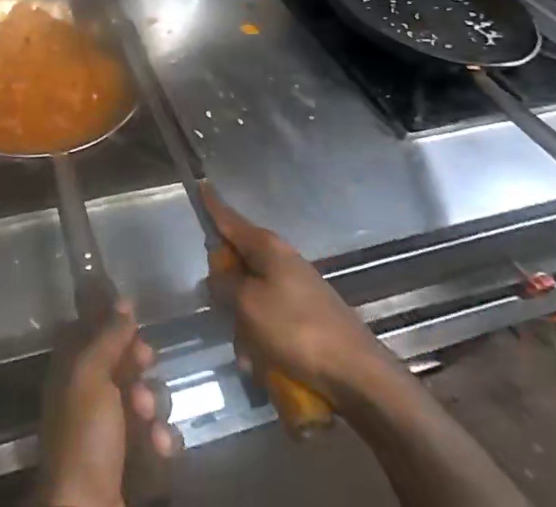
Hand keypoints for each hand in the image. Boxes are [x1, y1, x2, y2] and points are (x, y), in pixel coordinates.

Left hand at [38, 299, 178, 506]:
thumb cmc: (84, 434)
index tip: (133, 321)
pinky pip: (157, 434)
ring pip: (145, 398)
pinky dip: (160, 439)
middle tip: (144, 366)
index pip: (91, 334)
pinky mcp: (133, 458)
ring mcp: (111, 429)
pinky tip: (158, 447)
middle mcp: (89, 396)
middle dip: (140, 366)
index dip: (113, 326)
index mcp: (70, 372)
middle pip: (124, 364)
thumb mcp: (91, 376)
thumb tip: (124, 301)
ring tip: (148, 421)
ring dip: (153, 404)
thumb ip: (108, 336)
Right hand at [204, 188, 393, 406]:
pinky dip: (261, 341)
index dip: (213, 204)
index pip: (230, 219)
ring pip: (250, 298)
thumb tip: (215, 276)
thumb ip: (224, 284)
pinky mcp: (303, 313)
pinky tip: (265, 365)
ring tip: (250, 356)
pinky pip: (268, 321)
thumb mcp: (248, 304)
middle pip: (237, 262)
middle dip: (225, 292)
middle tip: (221, 314)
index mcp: (267, 247)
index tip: (200, 183)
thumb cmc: (296, 329)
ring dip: (243, 326)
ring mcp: (294, 286)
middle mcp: (281, 259)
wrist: (355, 372)